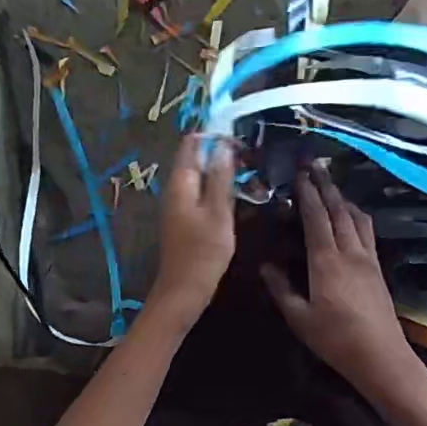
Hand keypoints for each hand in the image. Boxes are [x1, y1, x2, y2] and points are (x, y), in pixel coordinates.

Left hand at [149, 134, 239, 320]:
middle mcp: (175, 189)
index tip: (242, 139)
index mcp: (180, 183)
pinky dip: (218, 191)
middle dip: (221, 153)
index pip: (191, 143)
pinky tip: (237, 197)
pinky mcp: (185, 219)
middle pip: (196, 159)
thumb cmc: (203, 251)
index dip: (214, 135)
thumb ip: (220, 177)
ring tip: (250, 174)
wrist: (184, 290)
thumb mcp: (218, 211)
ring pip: (201, 178)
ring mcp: (179, 205)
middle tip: (252, 157)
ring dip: (222, 173)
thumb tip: (223, 145)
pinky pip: (202, 195)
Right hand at [261, 165, 419, 389]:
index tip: (299, 176)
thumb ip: (282, 289)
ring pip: (357, 218)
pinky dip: (356, 216)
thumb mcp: (299, 317)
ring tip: (332, 188)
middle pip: (339, 211)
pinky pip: (367, 232)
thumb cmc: (334, 338)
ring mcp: (367, 259)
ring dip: (343, 199)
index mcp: (326, 261)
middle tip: (316, 168)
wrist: (380, 355)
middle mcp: (350, 252)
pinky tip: (352, 217)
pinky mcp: (377, 269)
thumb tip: (266, 266)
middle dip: (327, 187)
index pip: (316, 218)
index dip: (308, 195)